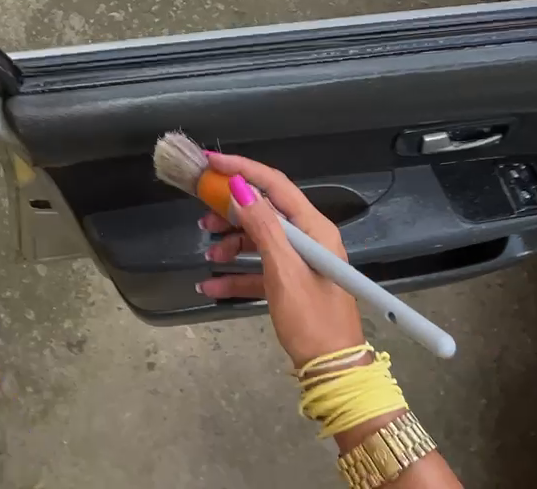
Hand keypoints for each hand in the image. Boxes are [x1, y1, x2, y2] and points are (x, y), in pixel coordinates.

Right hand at [196, 151, 364, 368]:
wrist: (333, 374)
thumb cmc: (312, 320)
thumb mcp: (283, 270)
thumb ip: (262, 226)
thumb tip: (240, 188)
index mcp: (314, 228)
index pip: (274, 184)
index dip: (241, 169)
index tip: (211, 163)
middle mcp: (309, 238)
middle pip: (263, 210)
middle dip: (230, 210)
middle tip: (202, 213)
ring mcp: (299, 261)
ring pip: (257, 238)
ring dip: (230, 243)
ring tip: (208, 252)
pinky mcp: (290, 282)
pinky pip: (258, 268)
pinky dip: (235, 274)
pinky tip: (211, 283)